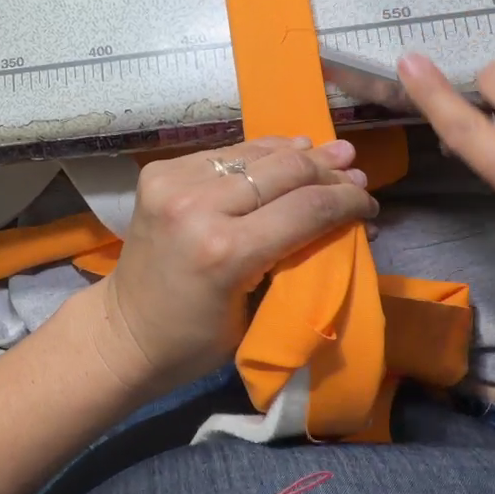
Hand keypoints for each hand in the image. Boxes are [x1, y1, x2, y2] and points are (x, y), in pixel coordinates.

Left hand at [96, 137, 376, 393]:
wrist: (123, 328)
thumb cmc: (195, 341)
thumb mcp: (258, 310)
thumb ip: (298, 260)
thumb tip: (346, 221)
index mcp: (225, 251)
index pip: (306, 208)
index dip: (347, 201)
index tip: (370, 204)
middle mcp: (197, 205)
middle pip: (284, 170)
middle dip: (327, 171)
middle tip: (356, 170)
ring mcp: (173, 182)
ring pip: (253, 152)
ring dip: (296, 153)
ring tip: (330, 152)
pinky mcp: (159, 172)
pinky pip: (223, 154)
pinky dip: (258, 155)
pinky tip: (283, 154)